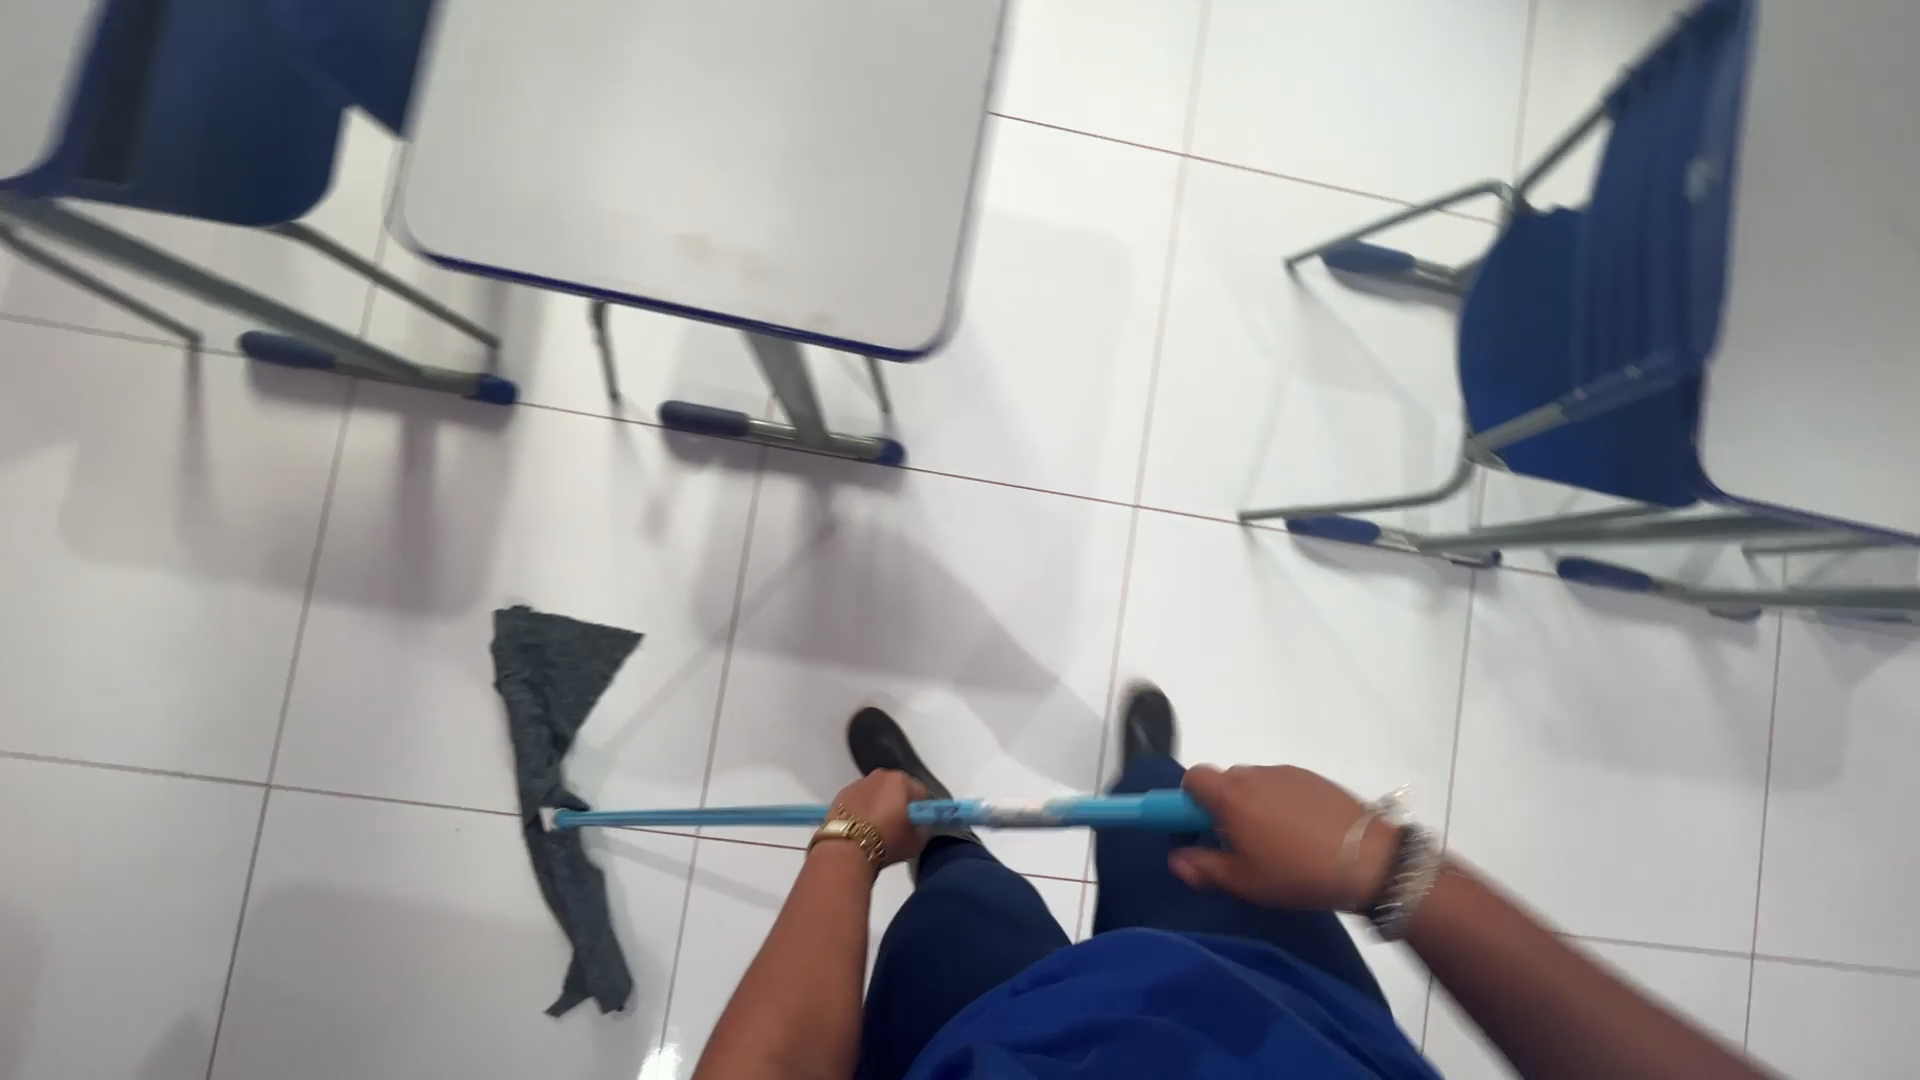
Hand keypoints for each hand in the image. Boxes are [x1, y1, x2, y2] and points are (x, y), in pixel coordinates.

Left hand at [829, 770, 928, 867]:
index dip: (920, 810)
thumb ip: (923, 828)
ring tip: (874, 829)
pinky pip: (858, 799)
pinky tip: (859, 827)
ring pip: (876, 792)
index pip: (920, 793)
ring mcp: (859, 783)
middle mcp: (881, 775)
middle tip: (895, 827)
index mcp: (902, 781)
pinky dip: (861, 808)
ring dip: (878, 804)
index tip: (915, 825)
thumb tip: (919, 824)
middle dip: (898, 804)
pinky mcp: (842, 794)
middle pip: (897, 788)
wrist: (846, 849)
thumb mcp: (916, 842)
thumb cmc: (886, 841)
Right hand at [1169, 764, 1400, 912]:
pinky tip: (1304, 834)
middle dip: (1223, 807)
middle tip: (1240, 844)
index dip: (1189, 801)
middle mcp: (1253, 774)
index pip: (1192, 779)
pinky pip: (1283, 786)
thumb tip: (1176, 859)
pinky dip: (1283, 804)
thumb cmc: (1296, 872)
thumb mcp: (1246, 881)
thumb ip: (1204, 868)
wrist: (1370, 860)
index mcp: (1230, 795)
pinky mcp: (1314, 778)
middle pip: (1224, 782)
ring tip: (1279, 843)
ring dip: (1254, 806)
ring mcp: (1286, 773)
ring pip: (1255, 785)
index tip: (1200, 828)